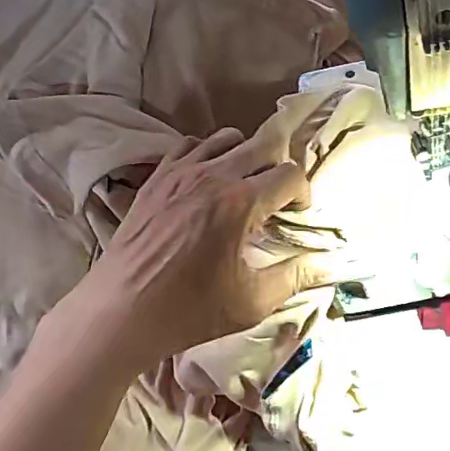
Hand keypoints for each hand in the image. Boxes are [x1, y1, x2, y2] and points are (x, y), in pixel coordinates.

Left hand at [54, 127, 336, 373]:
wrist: (121, 312)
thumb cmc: (189, 311)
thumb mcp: (252, 302)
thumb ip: (296, 276)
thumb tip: (328, 263)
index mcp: (240, 203)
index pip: (289, 173)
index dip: (302, 192)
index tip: (296, 215)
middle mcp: (212, 175)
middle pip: (262, 145)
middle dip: (278, 167)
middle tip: (276, 196)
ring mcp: (179, 172)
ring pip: (226, 138)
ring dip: (245, 156)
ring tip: (243, 185)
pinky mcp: (156, 178)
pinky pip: (189, 144)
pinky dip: (207, 154)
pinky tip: (206, 181)